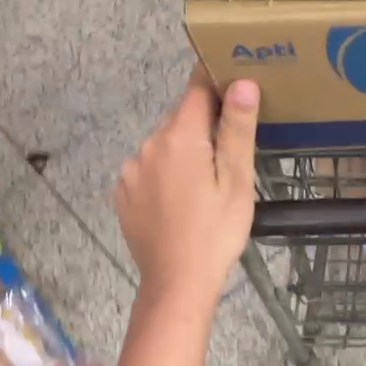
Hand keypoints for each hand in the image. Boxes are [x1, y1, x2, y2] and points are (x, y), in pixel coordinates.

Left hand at [115, 73, 258, 308]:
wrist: (177, 283)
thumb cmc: (216, 233)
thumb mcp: (237, 181)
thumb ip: (237, 128)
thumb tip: (242, 82)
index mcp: (180, 137)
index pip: (197, 88)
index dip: (217, 83)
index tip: (235, 83)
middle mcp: (149, 144)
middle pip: (181, 119)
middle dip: (204, 128)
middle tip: (230, 157)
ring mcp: (131, 169)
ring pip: (164, 146)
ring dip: (184, 154)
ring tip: (206, 187)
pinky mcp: (123, 192)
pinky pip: (148, 170)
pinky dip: (165, 175)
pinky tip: (181, 202)